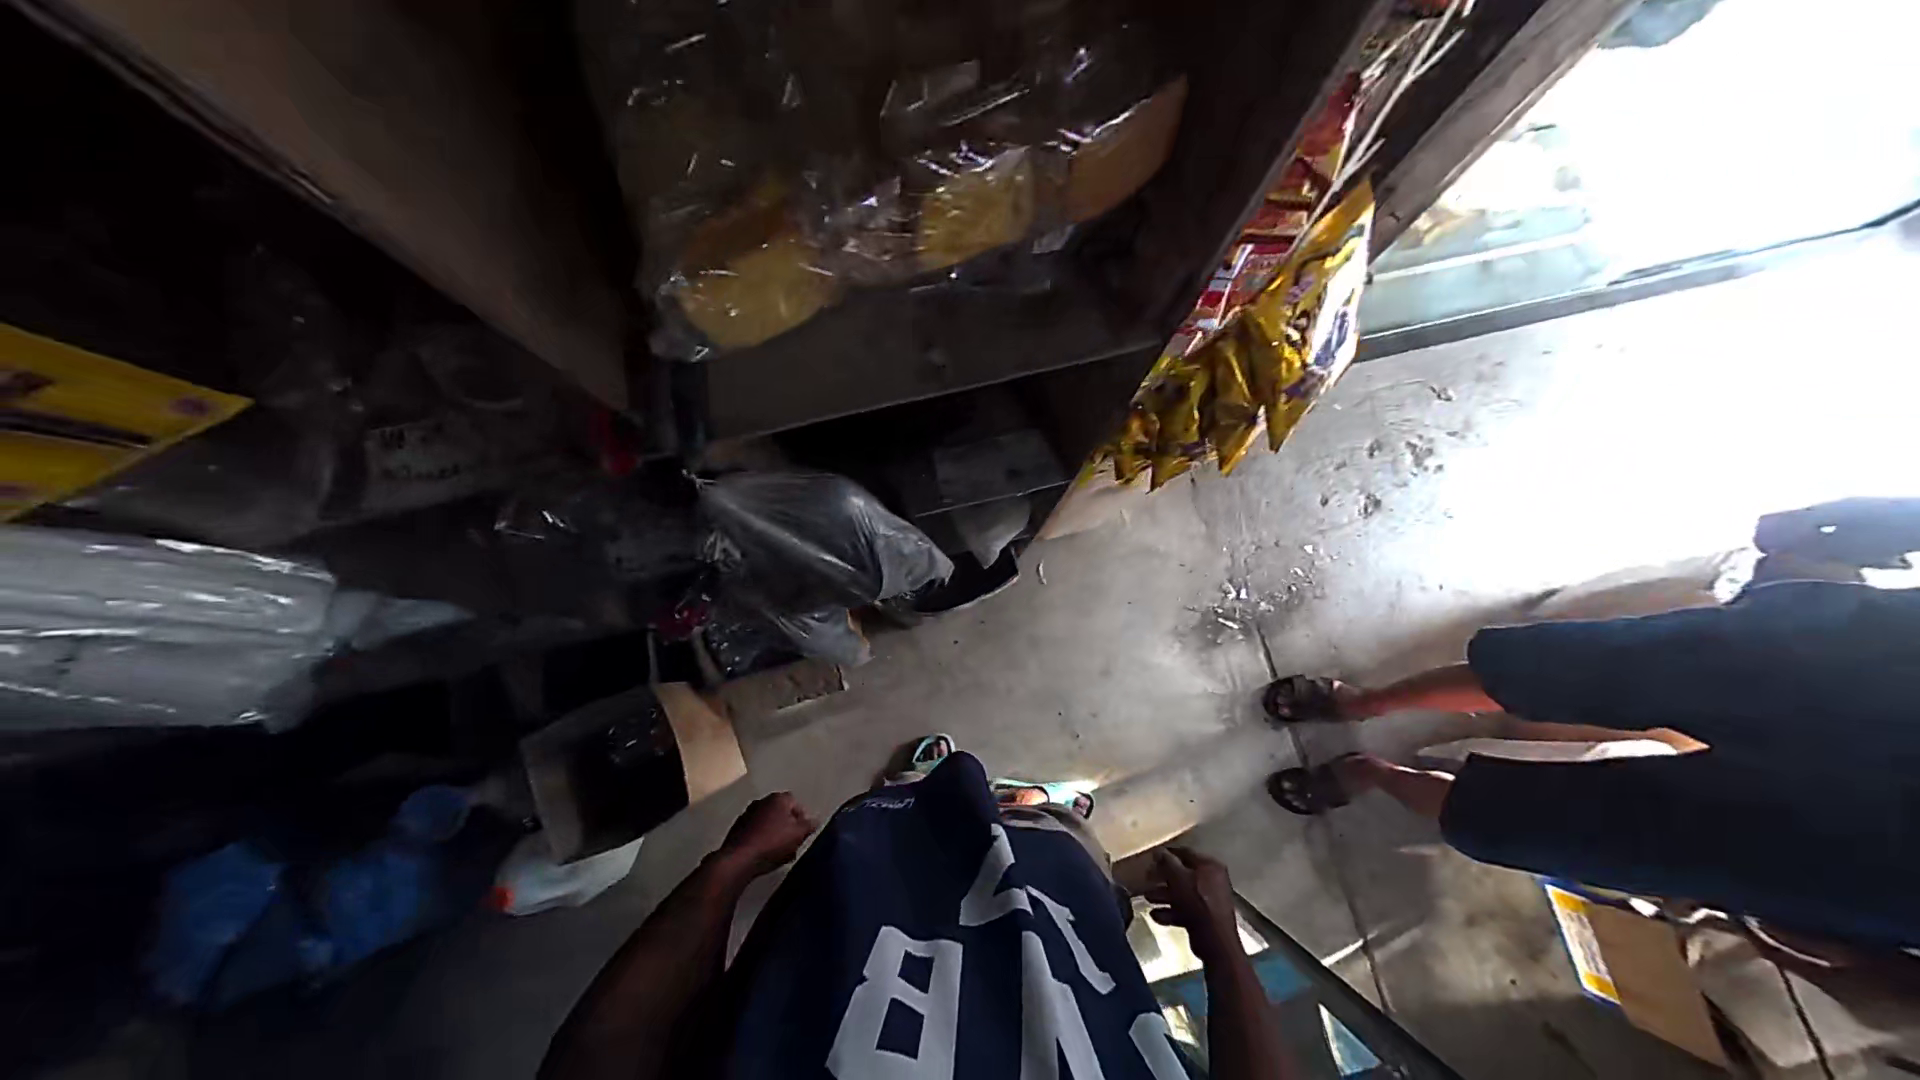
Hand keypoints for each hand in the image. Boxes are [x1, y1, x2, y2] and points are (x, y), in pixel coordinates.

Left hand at [716, 792, 816, 877]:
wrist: (739, 859)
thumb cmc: (773, 843)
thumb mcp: (798, 835)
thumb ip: (809, 825)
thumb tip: (815, 820)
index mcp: (778, 798)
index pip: (796, 802)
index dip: (802, 818)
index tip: (804, 833)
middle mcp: (761, 801)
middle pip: (781, 812)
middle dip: (788, 827)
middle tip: (793, 844)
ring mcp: (746, 815)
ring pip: (768, 823)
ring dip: (775, 834)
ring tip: (780, 853)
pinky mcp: (736, 830)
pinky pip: (755, 832)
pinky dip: (762, 840)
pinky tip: (765, 855)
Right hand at [1145, 847, 1238, 961]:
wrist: (1215, 941)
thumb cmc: (1197, 901)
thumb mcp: (1177, 877)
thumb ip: (1167, 861)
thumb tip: (1158, 851)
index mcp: (1210, 866)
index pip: (1185, 853)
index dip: (1167, 854)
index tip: (1151, 857)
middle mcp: (1212, 880)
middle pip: (1182, 874)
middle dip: (1162, 877)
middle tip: (1146, 878)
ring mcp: (1210, 901)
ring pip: (1182, 893)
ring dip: (1163, 895)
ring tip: (1147, 897)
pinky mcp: (1205, 918)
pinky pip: (1185, 910)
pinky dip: (1171, 911)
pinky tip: (1155, 915)